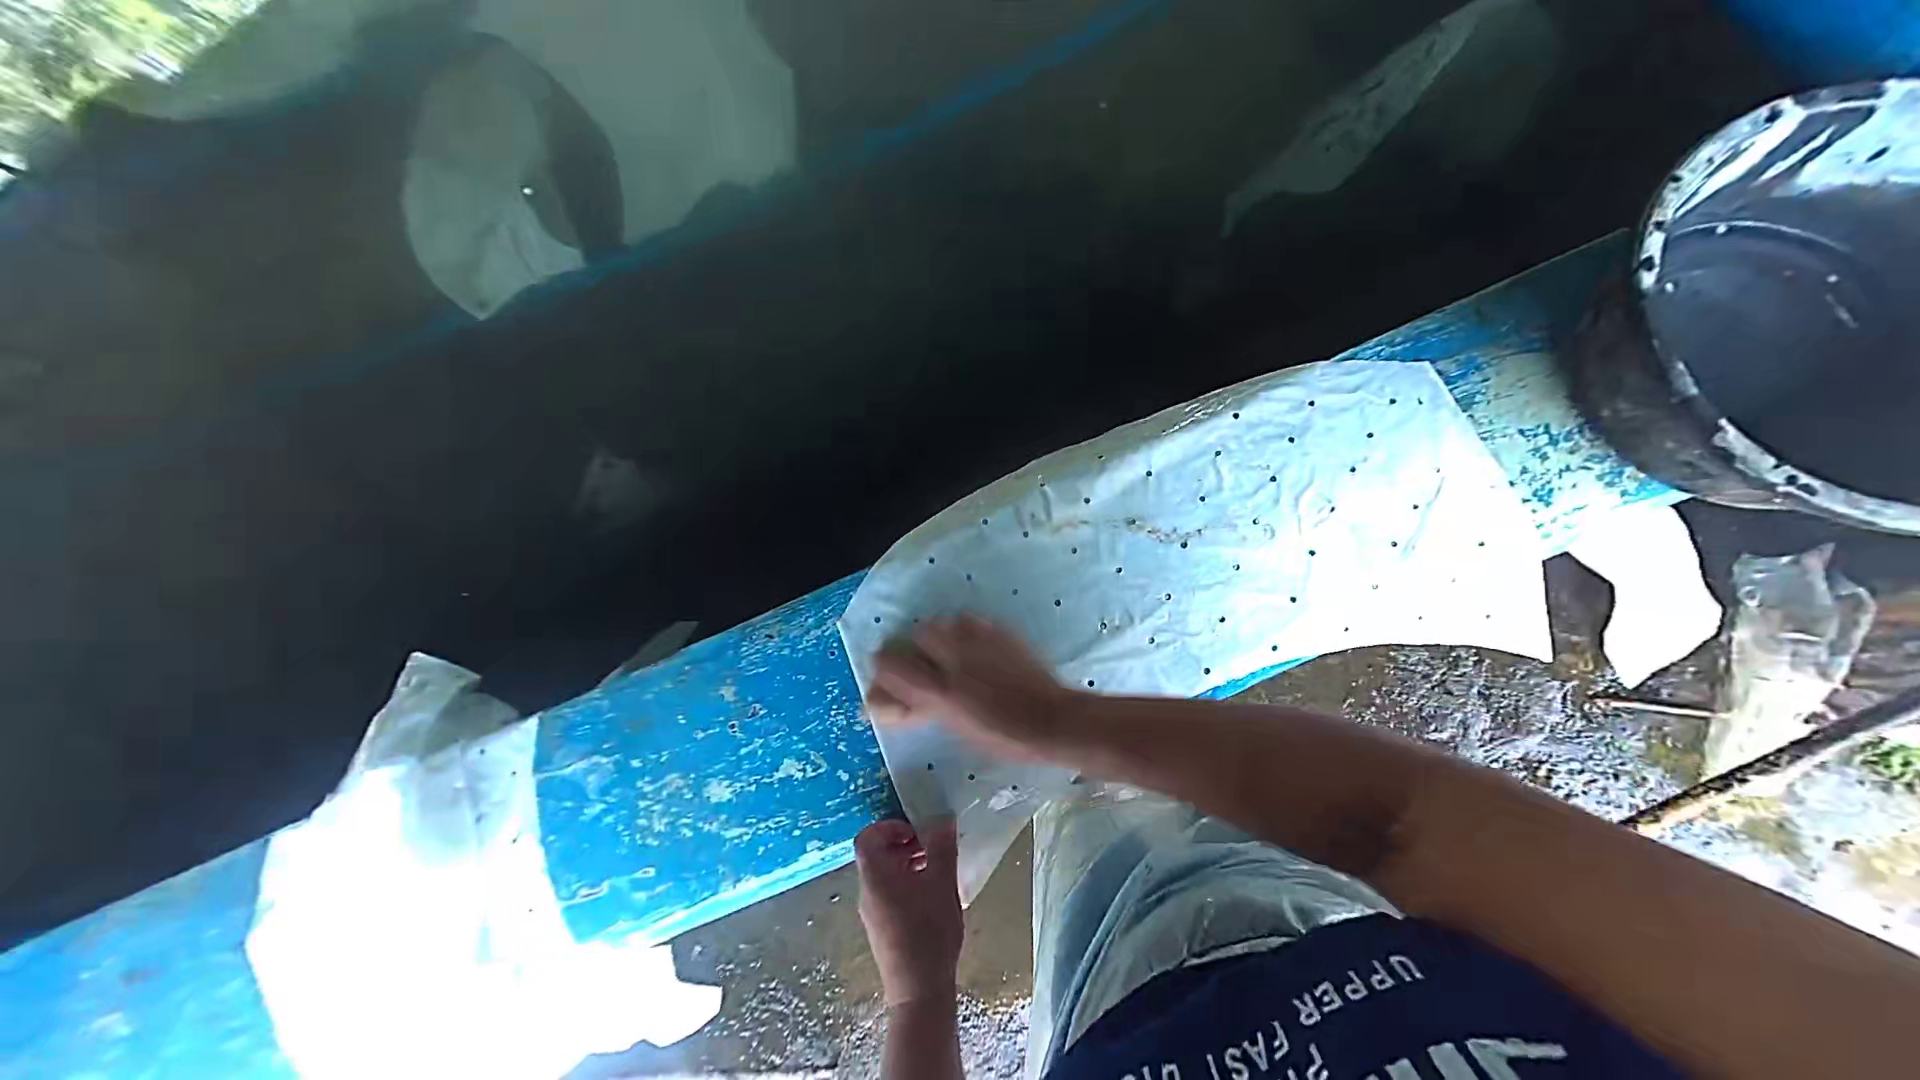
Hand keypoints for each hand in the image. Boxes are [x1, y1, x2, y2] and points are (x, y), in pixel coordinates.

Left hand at [855, 818, 963, 1006]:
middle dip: (904, 843)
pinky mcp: (882, 928)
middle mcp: (867, 891)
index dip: (890, 826)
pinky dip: (907, 882)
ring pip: (884, 874)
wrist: (918, 992)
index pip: (867, 837)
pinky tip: (932, 893)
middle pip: (876, 854)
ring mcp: (872, 912)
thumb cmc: (929, 931)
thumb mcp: (942, 883)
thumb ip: (941, 847)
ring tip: (937, 868)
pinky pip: (889, 892)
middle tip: (933, 846)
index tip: (916, 830)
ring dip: (908, 862)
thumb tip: (942, 818)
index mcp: (874, 876)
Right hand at [866, 614, 1079, 763]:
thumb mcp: (957, 729)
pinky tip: (970, 645)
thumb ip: (926, 708)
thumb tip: (899, 704)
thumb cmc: (1006, 739)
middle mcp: (954, 660)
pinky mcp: (999, 632)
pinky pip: (968, 620)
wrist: (1052, 721)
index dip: (882, 670)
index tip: (886, 678)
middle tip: (922, 666)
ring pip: (941, 622)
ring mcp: (978, 641)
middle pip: (915, 635)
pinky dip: (961, 629)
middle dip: (913, 649)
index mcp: (940, 692)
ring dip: (937, 636)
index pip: (890, 665)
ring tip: (947, 653)